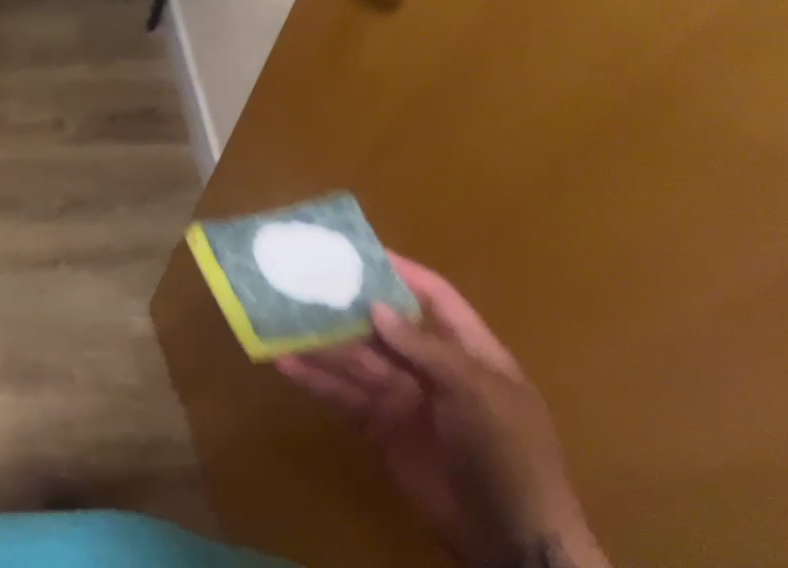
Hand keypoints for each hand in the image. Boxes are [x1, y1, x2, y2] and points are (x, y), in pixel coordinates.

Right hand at [275, 255, 607, 566]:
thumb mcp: (478, 396)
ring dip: (319, 340)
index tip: (356, 250)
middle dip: (346, 305)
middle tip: (301, 280)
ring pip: (355, 358)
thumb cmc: (507, 456)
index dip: (400, 272)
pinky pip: (342, 393)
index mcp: (470, 353)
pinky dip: (313, 378)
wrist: (509, 538)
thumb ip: (427, 350)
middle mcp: (433, 369)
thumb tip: (376, 307)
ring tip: (278, 317)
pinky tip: (282, 363)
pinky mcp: (380, 425)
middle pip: (383, 326)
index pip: (434, 298)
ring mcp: (405, 398)